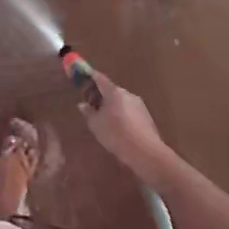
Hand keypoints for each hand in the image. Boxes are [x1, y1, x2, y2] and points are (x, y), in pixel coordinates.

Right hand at [79, 70, 173, 184]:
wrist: (146, 152)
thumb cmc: (116, 135)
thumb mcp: (96, 125)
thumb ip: (88, 112)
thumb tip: (83, 104)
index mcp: (114, 92)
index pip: (99, 78)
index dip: (90, 76)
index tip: (82, 77)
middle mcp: (127, 94)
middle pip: (110, 89)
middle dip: (99, 94)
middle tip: (90, 105)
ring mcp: (139, 104)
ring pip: (120, 100)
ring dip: (110, 105)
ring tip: (103, 119)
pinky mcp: (146, 116)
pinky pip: (129, 109)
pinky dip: (120, 113)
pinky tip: (117, 127)